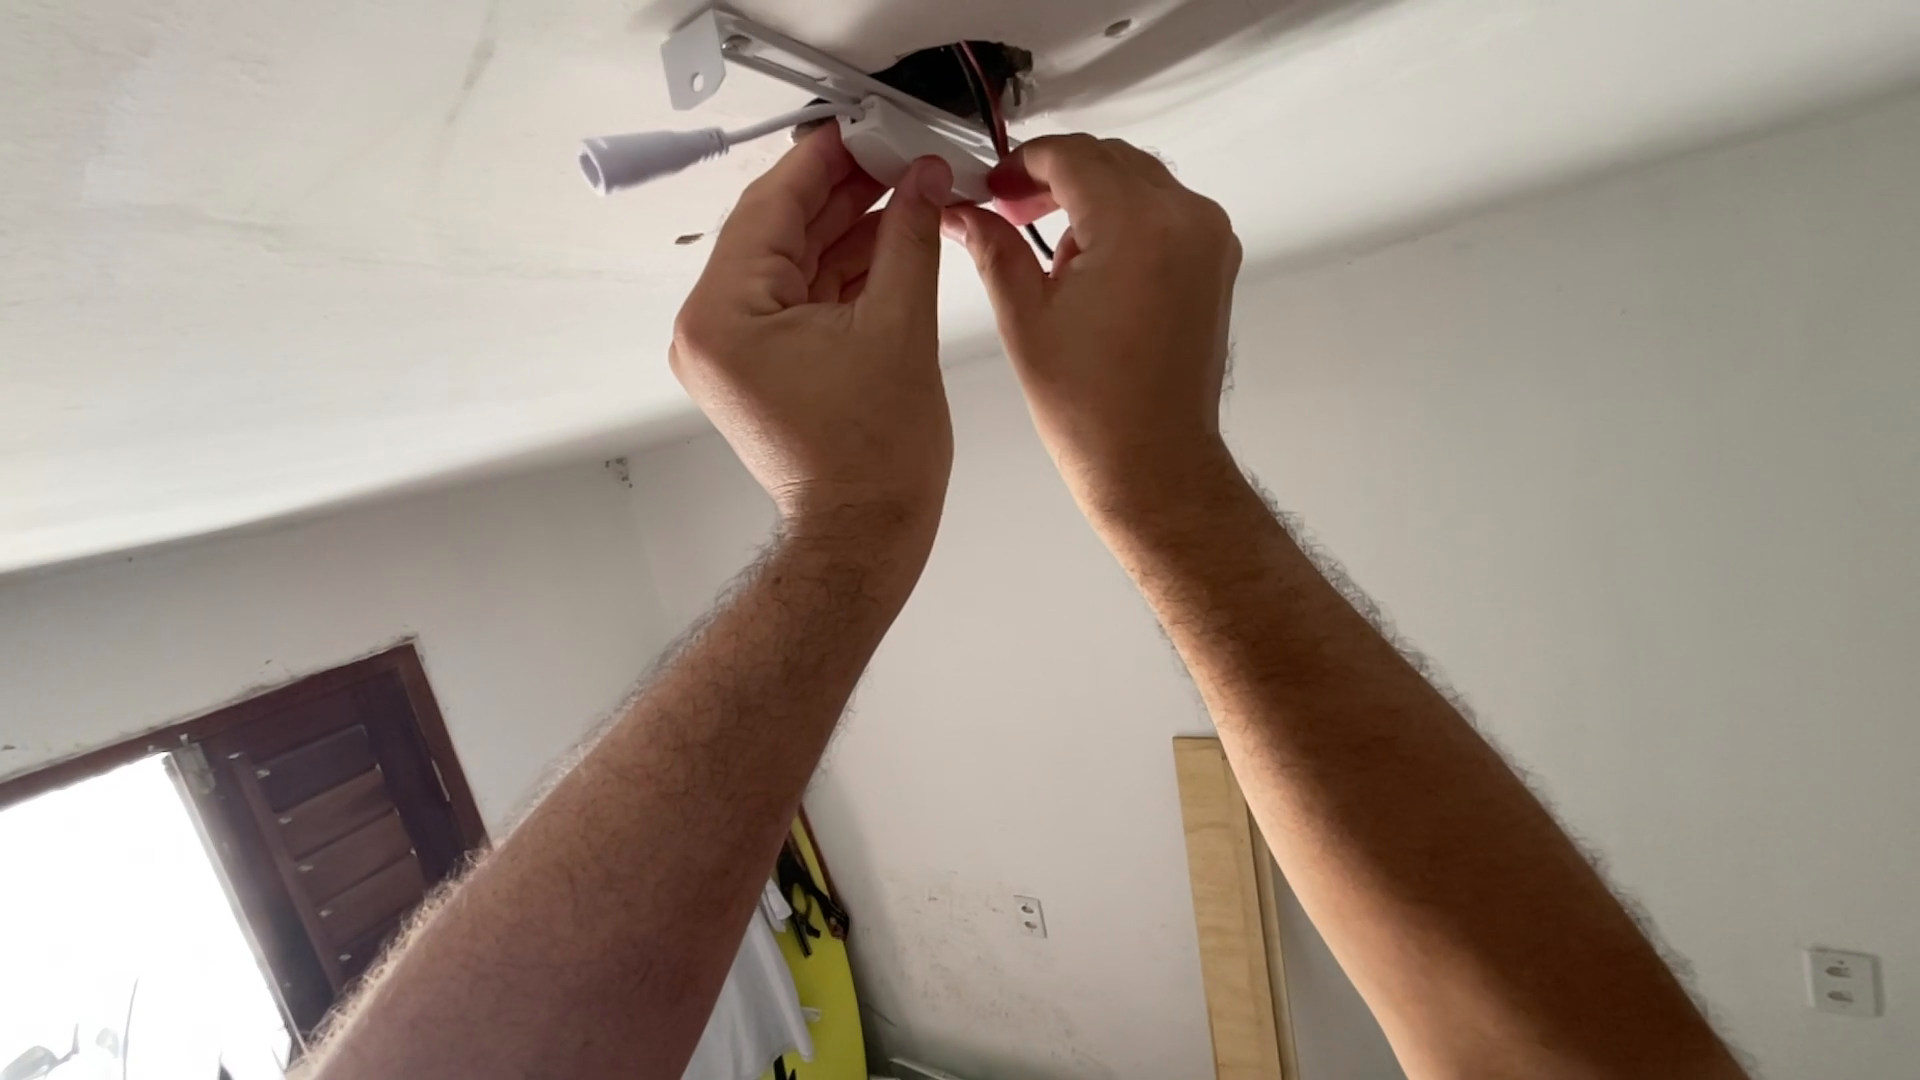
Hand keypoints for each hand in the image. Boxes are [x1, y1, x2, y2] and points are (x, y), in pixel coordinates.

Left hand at [672, 124, 955, 551]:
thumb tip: (922, 180)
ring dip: (846, 233)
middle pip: (779, 234)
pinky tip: (884, 245)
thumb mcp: (899, 329)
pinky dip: (839, 276)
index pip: (770, 208)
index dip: (826, 161)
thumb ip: (909, 239)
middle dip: (842, 195)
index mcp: (724, 319)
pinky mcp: (759, 369)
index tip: (867, 129)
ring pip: (791, 267)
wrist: (865, 535)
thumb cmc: (874, 463)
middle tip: (897, 161)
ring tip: (902, 196)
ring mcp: (732, 354)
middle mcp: (712, 333)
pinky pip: (797, 302)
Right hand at [943, 135, 1242, 518]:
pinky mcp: (1216, 265)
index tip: (994, 186)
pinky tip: (1094, 266)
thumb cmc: (1089, 409)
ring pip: (1140, 182)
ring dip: (1091, 198)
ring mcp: (1211, 241)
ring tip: (1053, 256)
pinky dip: (1126, 220)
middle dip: (1056, 176)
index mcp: (1137, 227)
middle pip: (1111, 160)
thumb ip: (995, 249)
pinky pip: (1166, 213)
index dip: (1024, 164)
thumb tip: (965, 213)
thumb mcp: (1025, 320)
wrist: (1151, 462)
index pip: (1072, 157)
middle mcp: (1187, 219)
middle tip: (1011, 212)